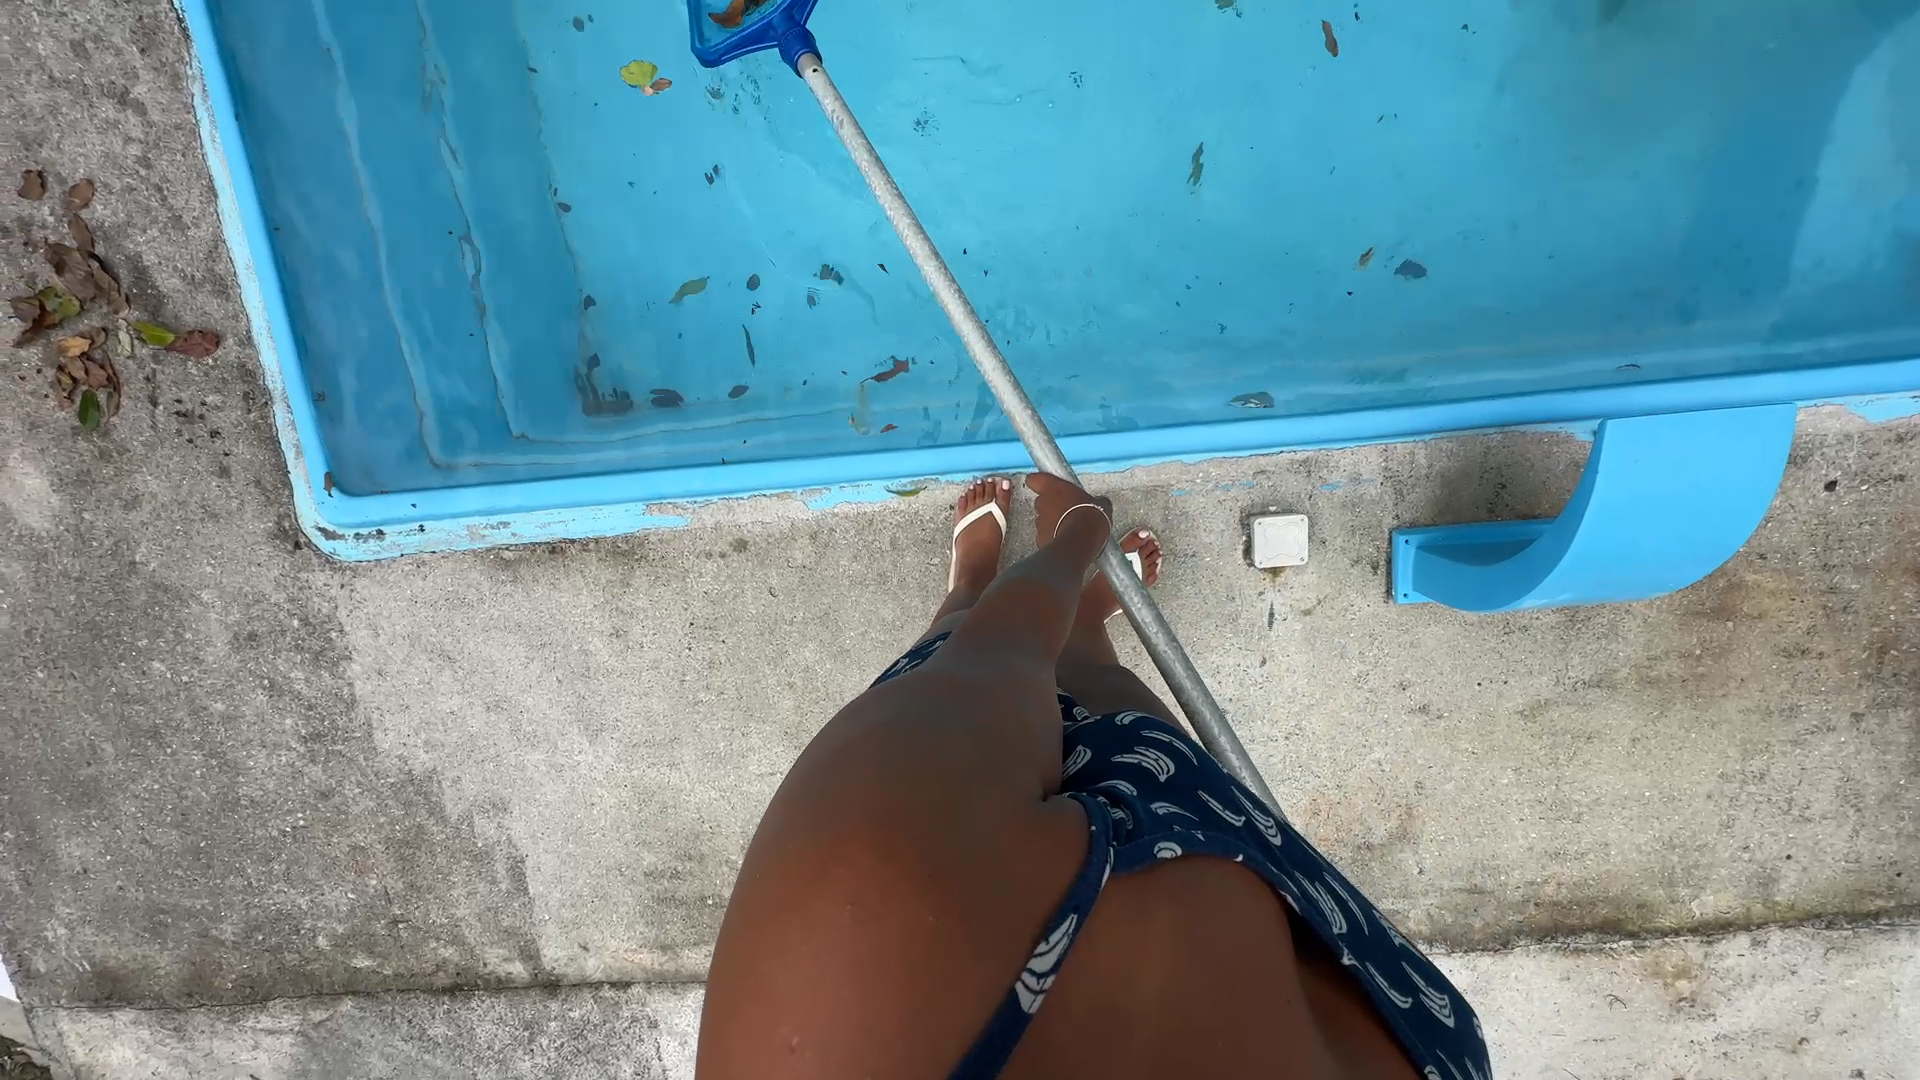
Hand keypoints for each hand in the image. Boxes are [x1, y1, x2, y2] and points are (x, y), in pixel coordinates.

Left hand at [1027, 473, 1110, 545]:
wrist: (1080, 542)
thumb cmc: (1089, 517)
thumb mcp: (1100, 504)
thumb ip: (1094, 500)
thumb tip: (1099, 502)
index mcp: (1052, 488)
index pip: (1035, 479)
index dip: (1040, 482)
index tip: (1048, 485)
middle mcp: (1042, 503)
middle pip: (1042, 501)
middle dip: (1052, 506)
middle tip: (1067, 510)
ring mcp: (1039, 523)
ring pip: (1044, 520)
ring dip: (1054, 523)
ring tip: (1070, 528)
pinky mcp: (1040, 540)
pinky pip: (1046, 536)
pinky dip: (1054, 537)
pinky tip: (1067, 541)